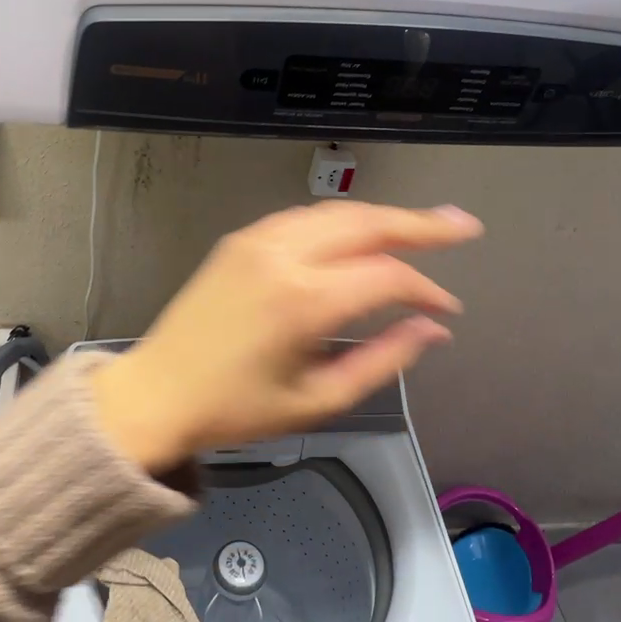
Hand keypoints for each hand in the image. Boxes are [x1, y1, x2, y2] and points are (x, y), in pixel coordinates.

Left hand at [90, 201, 482, 471]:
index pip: (386, 277)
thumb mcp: (317, 400)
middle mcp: (282, 256)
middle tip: (463, 225)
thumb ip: (381, 360)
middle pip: (366, 223)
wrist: (157, 393)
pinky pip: (303, 217)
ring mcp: (257, 240)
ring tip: (421, 225)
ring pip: (336, 212)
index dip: (425, 289)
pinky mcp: (240, 239)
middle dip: (419, 223)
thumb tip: (431, 330)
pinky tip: (361, 231)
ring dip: (381, 217)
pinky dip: (341, 220)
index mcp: (303, 301)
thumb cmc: (236, 409)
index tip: (447, 309)